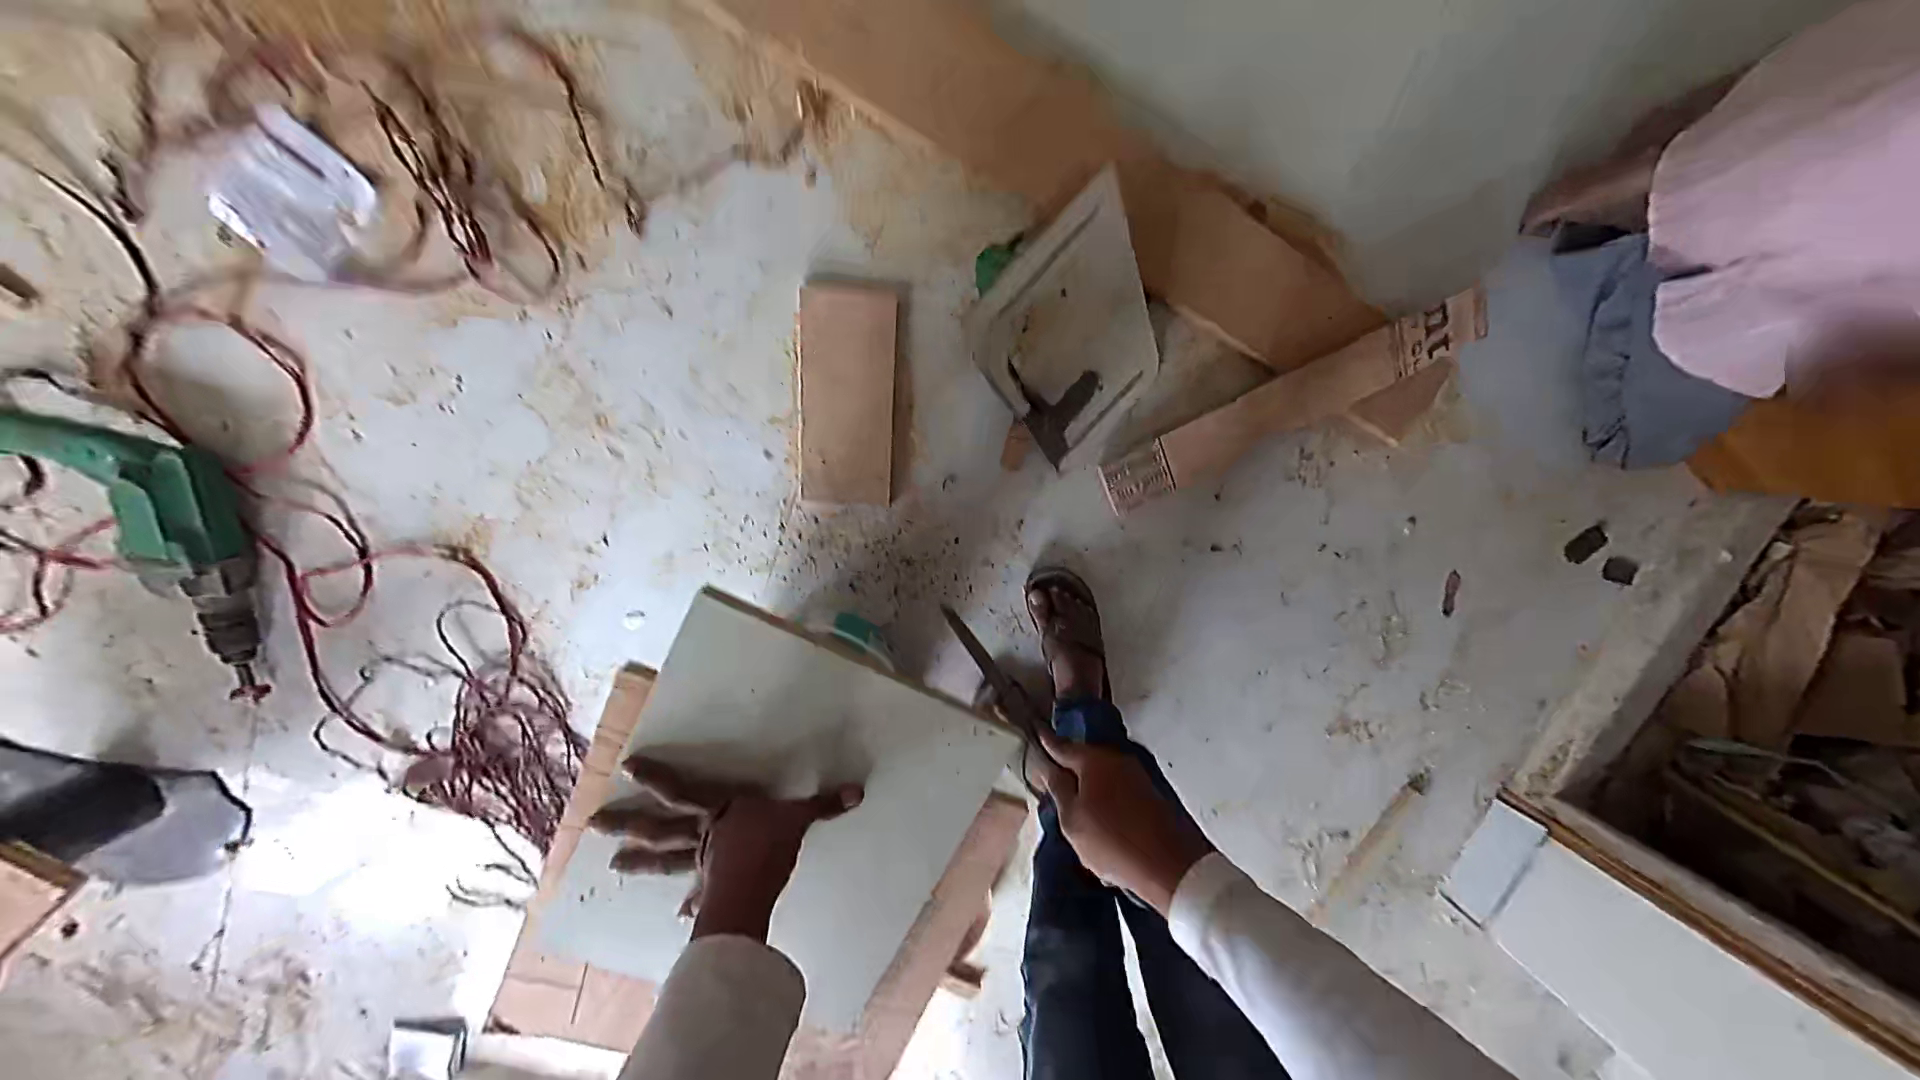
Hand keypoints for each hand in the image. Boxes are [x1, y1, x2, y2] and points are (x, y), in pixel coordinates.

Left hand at [589, 755, 863, 941]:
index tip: (627, 768)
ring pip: (666, 860)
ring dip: (642, 862)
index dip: (656, 779)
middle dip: (628, 825)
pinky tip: (678, 914)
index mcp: (718, 810)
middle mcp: (703, 834)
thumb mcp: (799, 817)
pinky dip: (689, 902)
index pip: (682, 790)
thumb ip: (824, 802)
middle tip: (594, 823)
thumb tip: (858, 790)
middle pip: (660, 828)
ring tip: (614, 866)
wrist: (755, 888)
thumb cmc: (768, 843)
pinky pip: (696, 893)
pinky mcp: (710, 888)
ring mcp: (702, 864)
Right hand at [1035, 733, 1213, 914]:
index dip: (1047, 741)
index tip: (1037, 729)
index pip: (1062, 746)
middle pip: (1086, 759)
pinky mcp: (1151, 796)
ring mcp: (1138, 776)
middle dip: (1070, 767)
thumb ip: (1058, 789)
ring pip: (1104, 776)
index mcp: (1094, 760)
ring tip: (1076, 806)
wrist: (1170, 866)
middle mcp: (1117, 760)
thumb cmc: (1111, 840)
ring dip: (1089, 786)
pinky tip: (1101, 819)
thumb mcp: (1072, 819)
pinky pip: (1118, 791)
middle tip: (1052, 778)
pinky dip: (1106, 799)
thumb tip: (1050, 768)